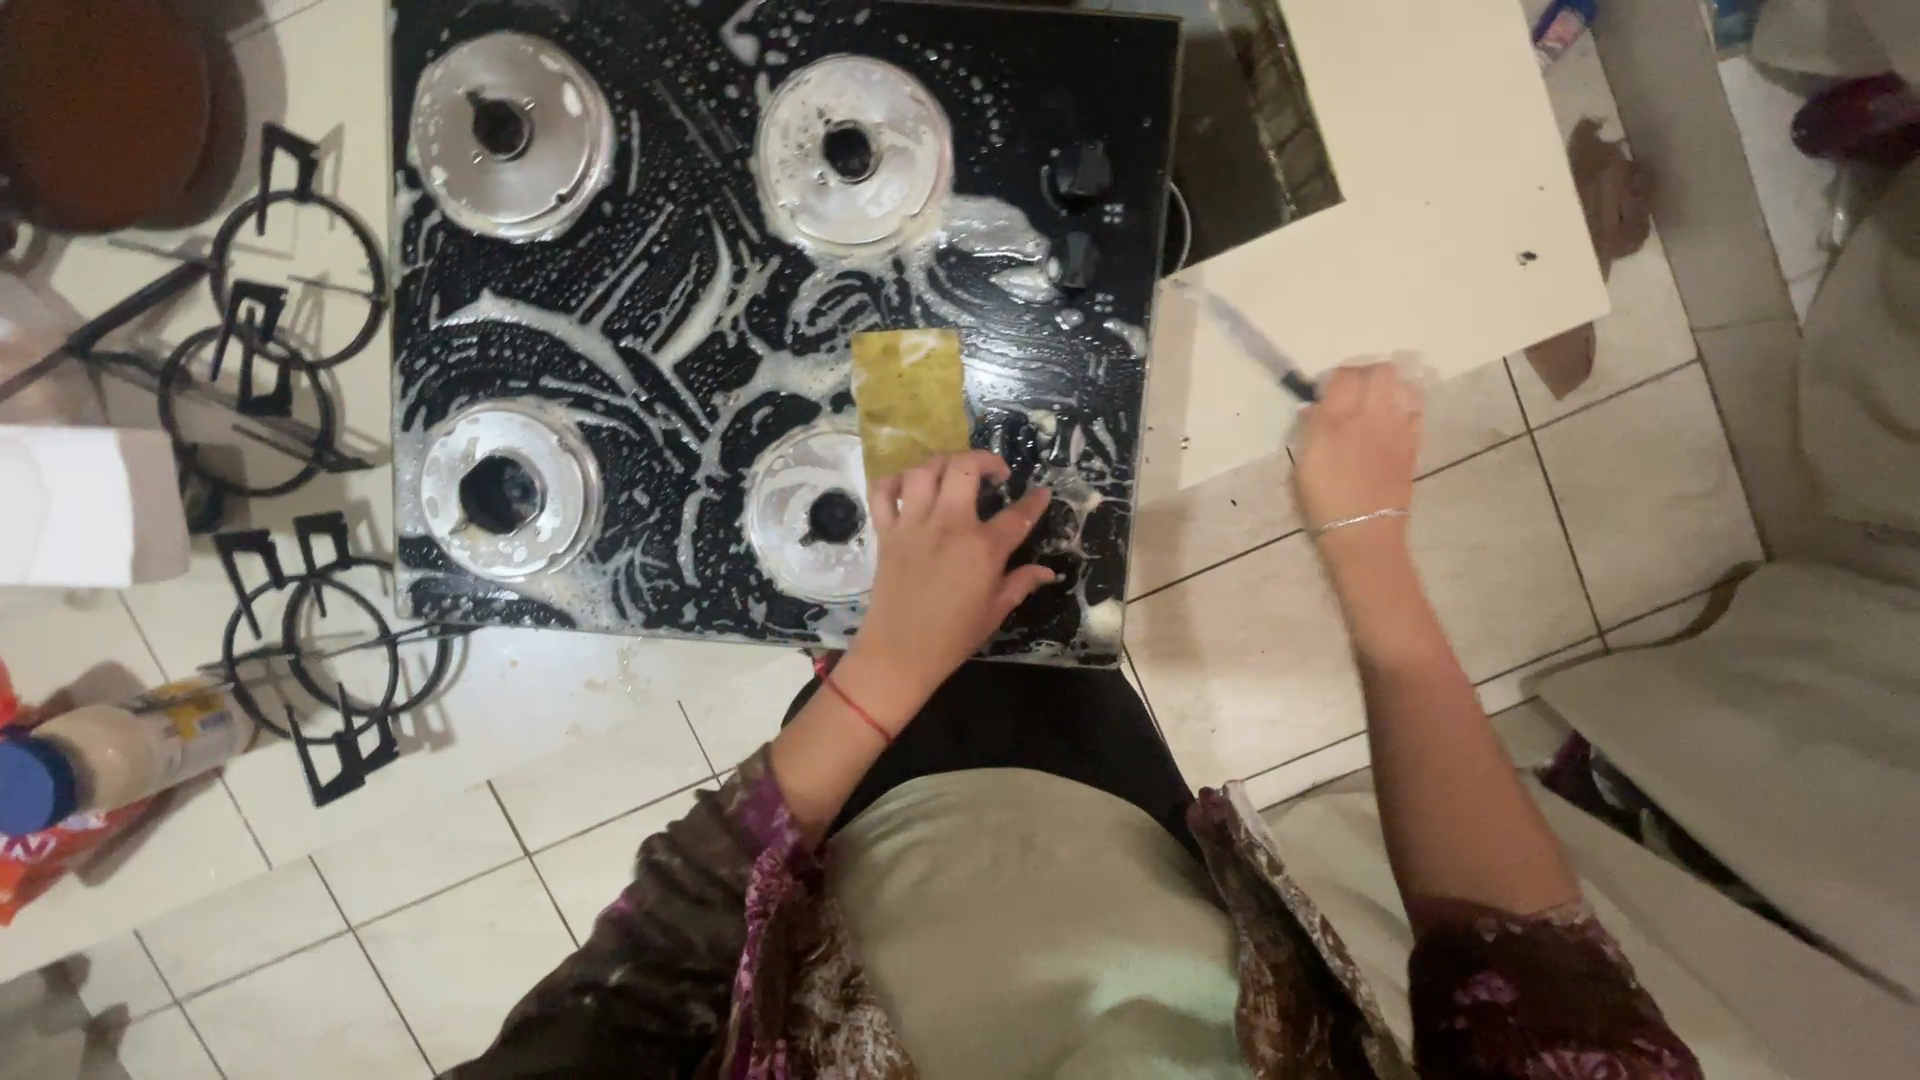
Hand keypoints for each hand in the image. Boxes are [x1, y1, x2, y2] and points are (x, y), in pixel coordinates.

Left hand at [847, 451, 1054, 708]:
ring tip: (955, 474)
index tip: (1041, 492)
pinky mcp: (887, 532)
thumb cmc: (953, 636)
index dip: (1034, 501)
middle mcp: (949, 526)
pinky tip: (910, 486)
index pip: (1017, 515)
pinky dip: (894, 481)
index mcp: (983, 549)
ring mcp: (913, 525)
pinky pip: (883, 491)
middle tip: (995, 473)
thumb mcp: (995, 611)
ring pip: (925, 470)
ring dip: (943, 463)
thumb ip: (1021, 583)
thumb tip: (1048, 572)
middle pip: (965, 468)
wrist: (900, 652)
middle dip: (985, 460)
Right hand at [1293, 362, 1421, 555]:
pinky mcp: (1414, 444)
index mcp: (1337, 420)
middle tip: (1353, 388)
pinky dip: (1406, 405)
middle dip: (1367, 373)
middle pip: (1381, 372)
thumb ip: (1310, 428)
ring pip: (1406, 385)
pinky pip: (1416, 410)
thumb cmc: (1323, 499)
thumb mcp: (1302, 463)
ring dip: (1391, 385)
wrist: (1362, 530)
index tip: (1328, 387)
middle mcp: (1372, 417)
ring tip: (1377, 399)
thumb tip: (1315, 408)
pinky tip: (1394, 417)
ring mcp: (1399, 429)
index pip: (1344, 375)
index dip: (1336, 376)